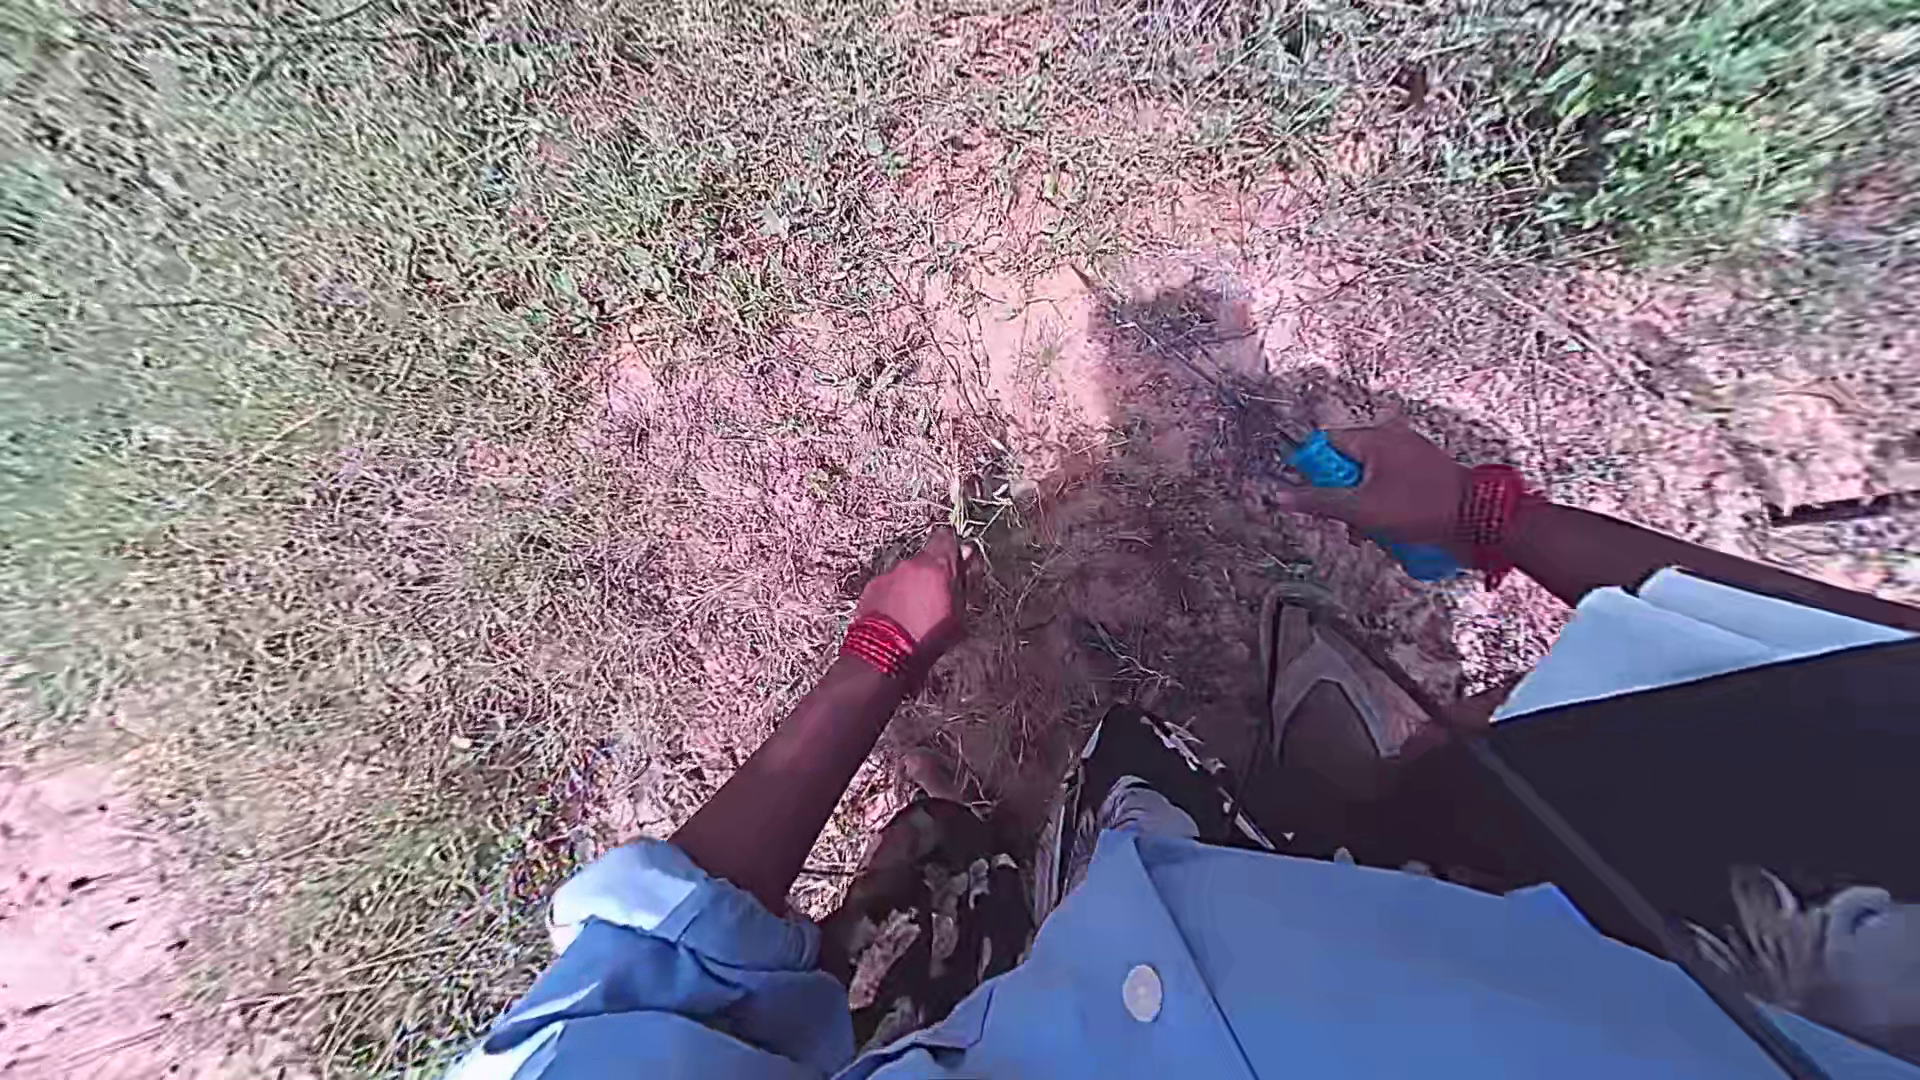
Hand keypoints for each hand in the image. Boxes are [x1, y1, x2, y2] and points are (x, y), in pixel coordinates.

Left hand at [854, 527, 966, 664]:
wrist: (885, 656)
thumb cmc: (925, 640)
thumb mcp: (959, 615)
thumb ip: (964, 583)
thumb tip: (968, 564)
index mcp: (937, 568)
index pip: (947, 540)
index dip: (952, 549)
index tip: (956, 561)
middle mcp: (911, 566)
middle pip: (926, 559)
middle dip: (932, 574)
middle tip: (938, 597)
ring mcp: (889, 576)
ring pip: (906, 574)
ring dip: (911, 586)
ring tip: (915, 613)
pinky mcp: (871, 588)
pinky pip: (887, 586)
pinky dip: (893, 596)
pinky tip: (898, 616)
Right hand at [1273, 419, 1468, 543]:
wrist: (1481, 521)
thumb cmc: (1424, 508)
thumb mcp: (1358, 508)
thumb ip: (1315, 500)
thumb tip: (1281, 496)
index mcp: (1374, 438)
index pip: (1322, 444)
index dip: (1311, 470)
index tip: (1314, 492)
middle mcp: (1390, 439)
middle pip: (1340, 463)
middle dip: (1336, 492)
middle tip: (1342, 513)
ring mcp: (1407, 455)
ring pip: (1361, 477)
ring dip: (1355, 503)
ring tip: (1365, 525)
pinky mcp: (1418, 473)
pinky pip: (1382, 484)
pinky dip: (1376, 504)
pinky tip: (1382, 525)